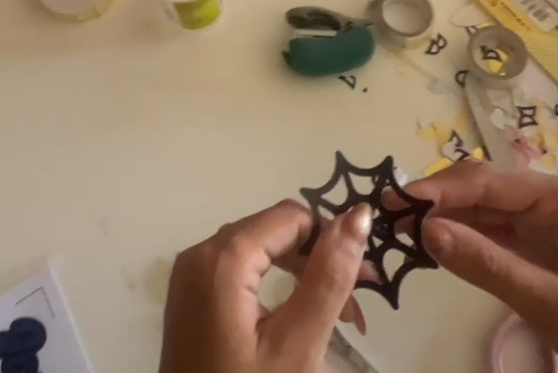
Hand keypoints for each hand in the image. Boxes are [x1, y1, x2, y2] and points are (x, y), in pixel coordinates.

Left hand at [159, 200, 372, 372]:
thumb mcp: (296, 345)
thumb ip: (327, 277)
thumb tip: (359, 213)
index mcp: (221, 257)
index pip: (290, 216)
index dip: (331, 239)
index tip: (368, 282)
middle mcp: (199, 254)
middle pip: (272, 231)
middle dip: (318, 259)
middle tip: (359, 309)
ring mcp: (189, 277)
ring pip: (257, 251)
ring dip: (300, 274)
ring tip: (339, 319)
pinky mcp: (190, 299)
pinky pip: (237, 273)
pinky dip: (272, 287)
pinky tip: (297, 321)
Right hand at [404, 160, 557, 372]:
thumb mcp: (557, 308)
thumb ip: (489, 266)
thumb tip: (426, 230)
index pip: (490, 181)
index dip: (440, 188)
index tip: (395, 200)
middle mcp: (557, 202)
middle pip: (484, 188)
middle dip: (438, 198)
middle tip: (389, 213)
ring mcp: (551, 226)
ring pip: (485, 209)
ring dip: (446, 217)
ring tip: (401, 227)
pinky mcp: (546, 252)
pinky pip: (496, 234)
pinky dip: (464, 238)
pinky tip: (435, 243)